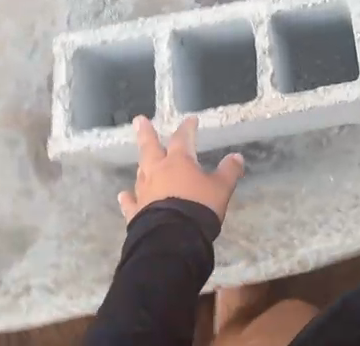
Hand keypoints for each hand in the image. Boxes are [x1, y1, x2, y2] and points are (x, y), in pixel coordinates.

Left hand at [116, 116, 246, 221]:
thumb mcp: (221, 188)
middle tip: (138, 120)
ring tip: (141, 160)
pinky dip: (127, 198)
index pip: (183, 138)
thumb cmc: (198, 207)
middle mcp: (158, 172)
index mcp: (178, 161)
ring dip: (142, 164)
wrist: (173, 239)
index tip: (191, 120)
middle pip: (150, 148)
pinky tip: (122, 195)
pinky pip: (130, 202)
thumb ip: (229, 171)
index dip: (187, 128)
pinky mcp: (136, 213)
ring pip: (141, 172)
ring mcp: (144, 192)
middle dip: (146, 133)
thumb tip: (237, 157)